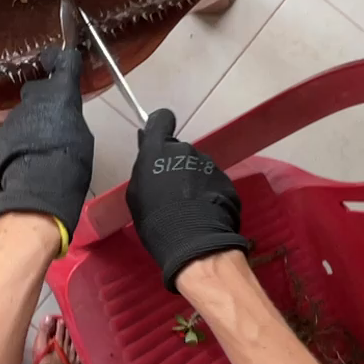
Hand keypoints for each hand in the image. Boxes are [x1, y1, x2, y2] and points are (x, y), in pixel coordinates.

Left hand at [0, 46, 93, 244]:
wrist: (38, 187)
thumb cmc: (71, 161)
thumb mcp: (82, 136)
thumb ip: (70, 118)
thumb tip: (62, 116)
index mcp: (60, 96)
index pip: (63, 64)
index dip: (61, 60)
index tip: (59, 57)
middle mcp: (34, 100)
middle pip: (37, 91)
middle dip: (43, 99)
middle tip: (51, 117)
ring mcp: (13, 117)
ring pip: (24, 114)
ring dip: (31, 124)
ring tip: (39, 145)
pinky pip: (12, 133)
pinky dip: (19, 140)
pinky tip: (26, 157)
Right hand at [128, 108, 249, 290]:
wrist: (194, 242)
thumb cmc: (155, 219)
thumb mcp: (137, 194)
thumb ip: (145, 169)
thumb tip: (150, 156)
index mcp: (158, 150)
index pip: (161, 120)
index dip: (160, 126)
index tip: (159, 140)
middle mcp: (185, 150)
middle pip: (179, 150)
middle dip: (176, 165)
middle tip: (172, 192)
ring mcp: (209, 165)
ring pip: (198, 168)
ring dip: (194, 182)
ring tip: (190, 208)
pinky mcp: (227, 181)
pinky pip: (213, 183)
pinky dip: (209, 195)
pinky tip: (204, 214)